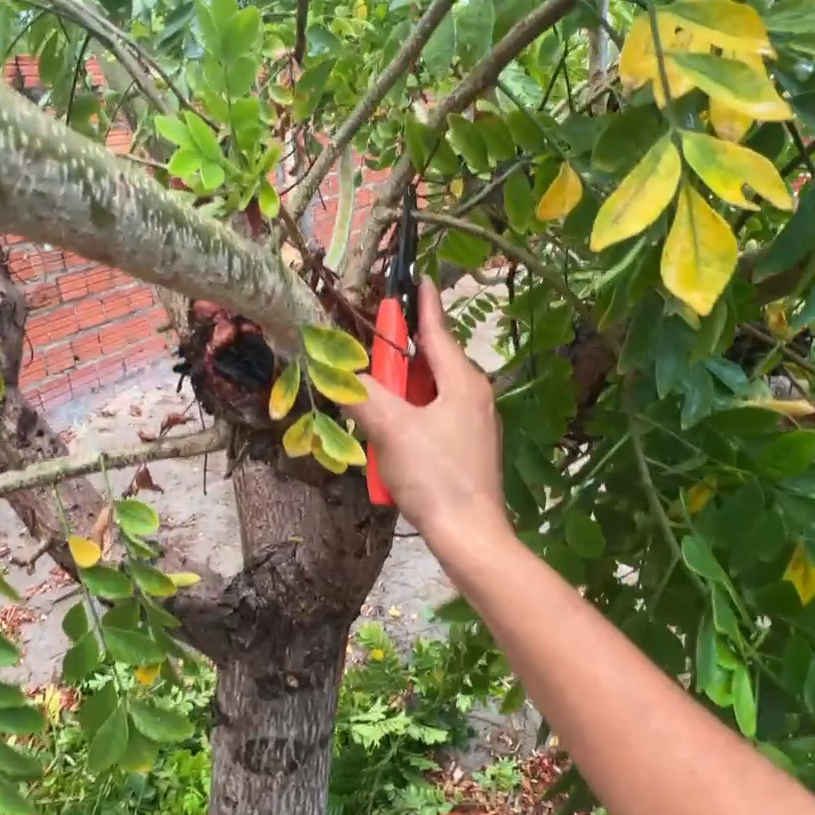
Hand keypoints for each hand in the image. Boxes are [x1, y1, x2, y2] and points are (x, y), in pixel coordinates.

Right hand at [351, 279, 508, 547]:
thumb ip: (363, 396)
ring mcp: (474, 427)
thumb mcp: (391, 430)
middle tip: (366, 363)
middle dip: (396, 363)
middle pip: (429, 365)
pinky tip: (391, 445)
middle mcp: (474, 397)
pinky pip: (433, 423)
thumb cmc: (435, 477)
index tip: (417, 278)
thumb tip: (340, 375)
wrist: (469, 535)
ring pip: (428, 396)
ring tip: (373, 413)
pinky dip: (409, 423)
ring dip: (399, 399)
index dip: (421, 304)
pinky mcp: (468, 453)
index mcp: (463, 382)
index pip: (437, 330)